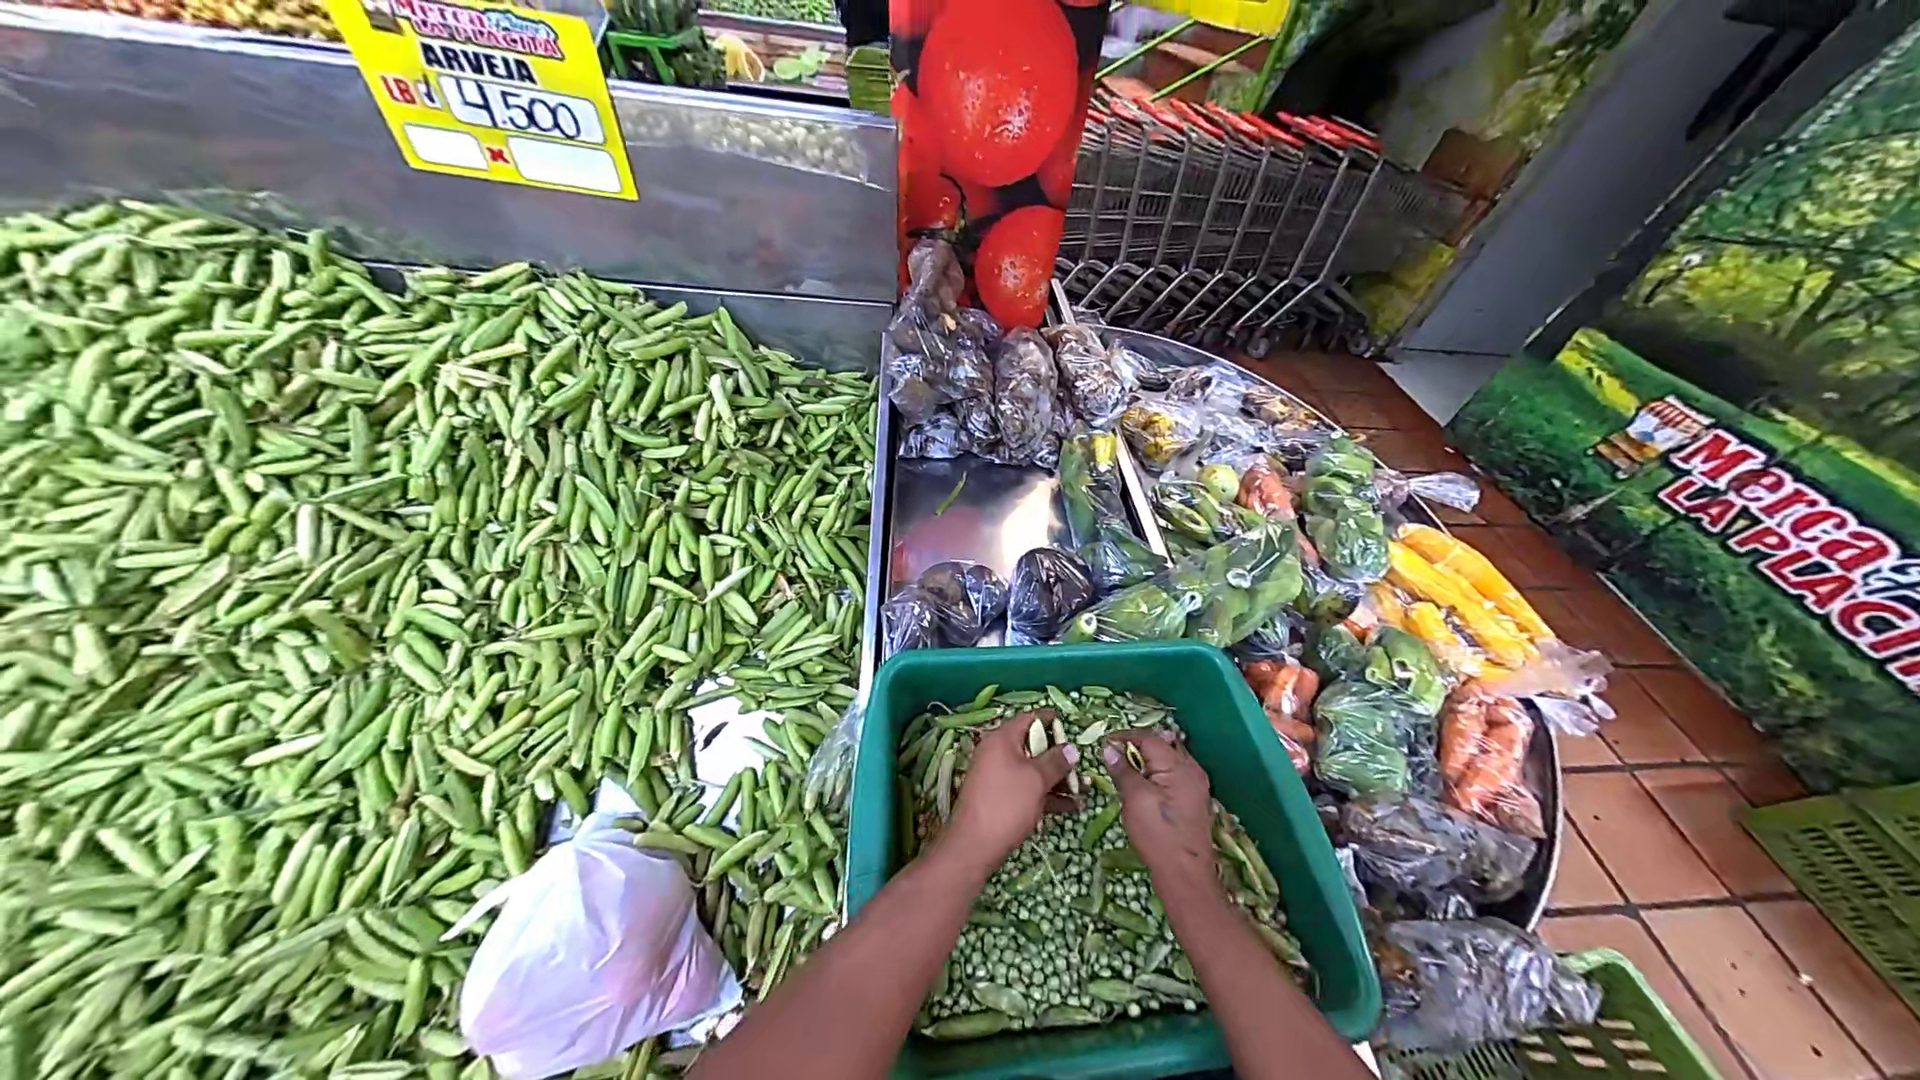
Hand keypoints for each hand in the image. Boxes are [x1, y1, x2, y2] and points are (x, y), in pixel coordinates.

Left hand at [946, 714, 1077, 865]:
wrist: (975, 845)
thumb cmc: (1007, 803)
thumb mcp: (1036, 779)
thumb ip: (1056, 761)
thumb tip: (1071, 748)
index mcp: (1002, 738)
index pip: (1029, 718)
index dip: (1051, 720)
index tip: (1071, 725)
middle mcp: (998, 752)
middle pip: (1033, 745)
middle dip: (1059, 755)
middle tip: (1082, 762)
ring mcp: (998, 775)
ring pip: (1032, 770)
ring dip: (1058, 779)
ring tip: (1084, 789)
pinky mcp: (1001, 797)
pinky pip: (1027, 788)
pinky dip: (1047, 794)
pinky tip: (1072, 806)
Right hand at [1102, 730, 1215, 892]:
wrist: (1185, 875)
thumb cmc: (1157, 835)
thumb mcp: (1134, 799)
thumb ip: (1123, 770)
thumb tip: (1109, 749)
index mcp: (1179, 766)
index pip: (1149, 738)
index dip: (1124, 736)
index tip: (1104, 743)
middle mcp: (1192, 769)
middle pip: (1162, 744)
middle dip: (1137, 744)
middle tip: (1114, 751)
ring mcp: (1196, 784)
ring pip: (1169, 758)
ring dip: (1147, 757)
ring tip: (1126, 764)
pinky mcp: (1194, 798)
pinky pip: (1174, 772)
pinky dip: (1157, 770)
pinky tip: (1144, 780)